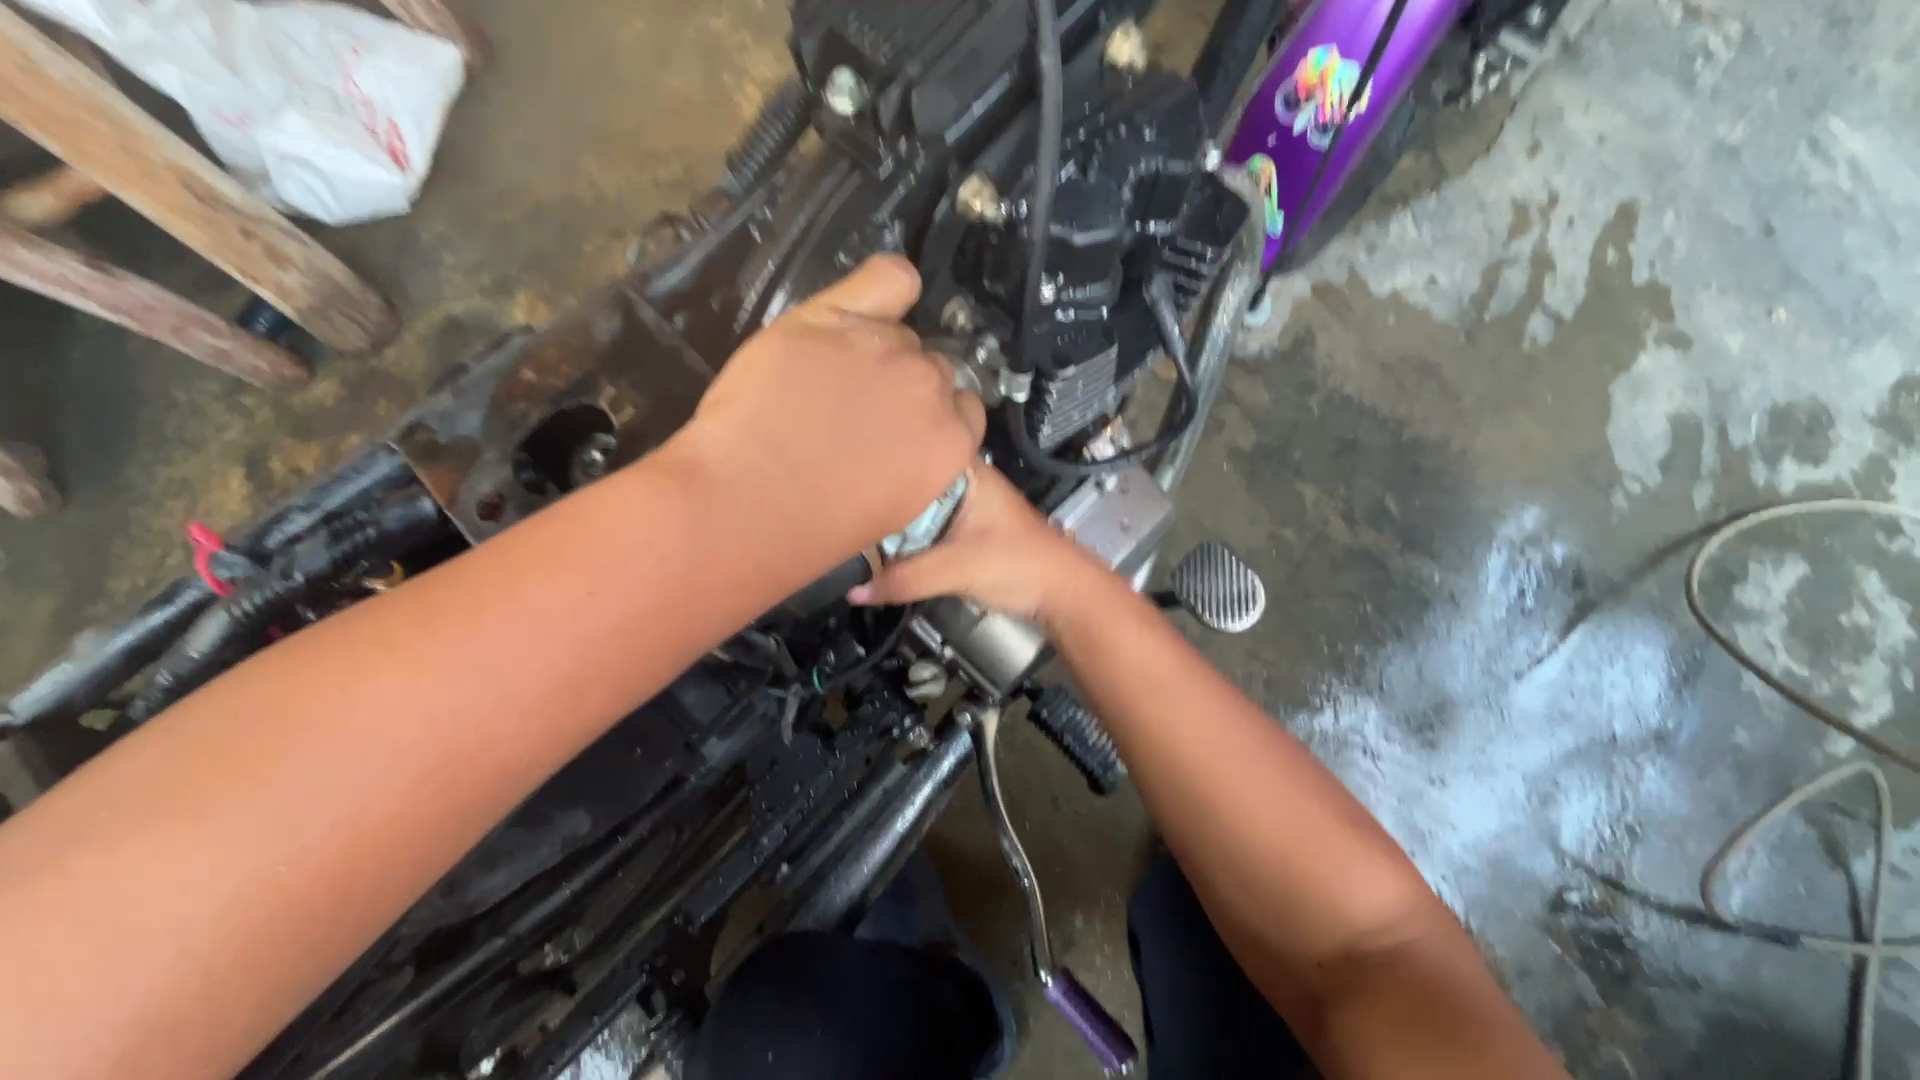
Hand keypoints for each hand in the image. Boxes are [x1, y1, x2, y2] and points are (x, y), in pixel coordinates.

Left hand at [674, 255, 986, 556]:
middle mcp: (929, 386)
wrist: (749, 500)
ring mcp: (883, 346)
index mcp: (951, 442)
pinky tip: (865, 303)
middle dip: (903, 386)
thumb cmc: (815, 525)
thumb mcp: (893, 508)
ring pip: (898, 334)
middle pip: (932, 367)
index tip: (899, 428)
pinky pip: (888, 279)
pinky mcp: (833, 317)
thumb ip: (918, 463)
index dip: (931, 415)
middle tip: (856, 410)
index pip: (963, 408)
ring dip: (876, 350)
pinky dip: (889, 285)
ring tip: (830, 380)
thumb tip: (908, 440)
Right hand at [849, 462, 1110, 629]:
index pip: (918, 448)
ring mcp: (967, 507)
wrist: (1063, 593)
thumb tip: (854, 591)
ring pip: (918, 506)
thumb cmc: (1020, 565)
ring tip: (853, 521)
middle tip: (840, 499)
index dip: (884, 454)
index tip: (846, 462)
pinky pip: (927, 527)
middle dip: (882, 491)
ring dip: (894, 517)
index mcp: (967, 473)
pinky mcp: (967, 533)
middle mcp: (965, 482)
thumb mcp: (956, 569)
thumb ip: (904, 579)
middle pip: (912, 480)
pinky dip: (909, 536)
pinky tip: (885, 544)